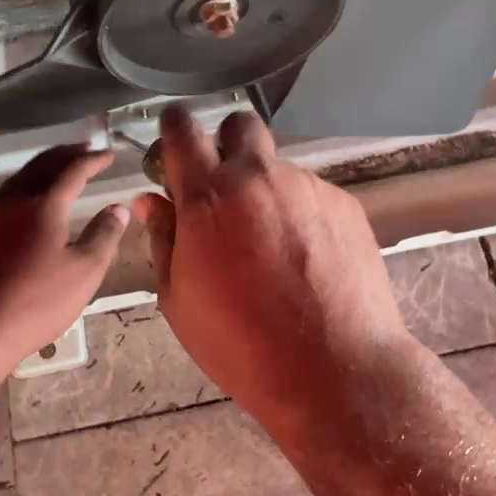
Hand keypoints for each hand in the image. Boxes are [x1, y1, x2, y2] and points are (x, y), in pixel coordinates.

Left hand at [0, 145, 128, 376]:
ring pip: (20, 178)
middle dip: (66, 154)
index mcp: (43, 204)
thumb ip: (104, 236)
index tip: (109, 154)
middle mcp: (13, 201)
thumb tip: (118, 208)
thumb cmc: (34, 303)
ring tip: (61, 169)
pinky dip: (26, 186)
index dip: (93, 159)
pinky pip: (6, 196)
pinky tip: (31, 202)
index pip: (73, 169)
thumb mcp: (83, 273)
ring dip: (43, 168)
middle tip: (86, 149)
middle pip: (42, 165)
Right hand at [132, 107, 416, 429]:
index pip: (182, 130)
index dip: (173, 129)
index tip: (173, 143)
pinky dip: (299, 214)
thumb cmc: (241, 345)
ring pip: (277, 168)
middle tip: (223, 188)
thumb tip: (151, 201)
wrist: (335, 370)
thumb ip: (163, 240)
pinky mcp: (344, 204)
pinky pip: (310, 194)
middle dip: (225, 144)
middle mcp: (258, 178)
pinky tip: (305, 260)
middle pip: (239, 125)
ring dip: (264, 190)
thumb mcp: (179, 300)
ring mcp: (307, 187)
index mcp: (208, 197)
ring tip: (271, 247)